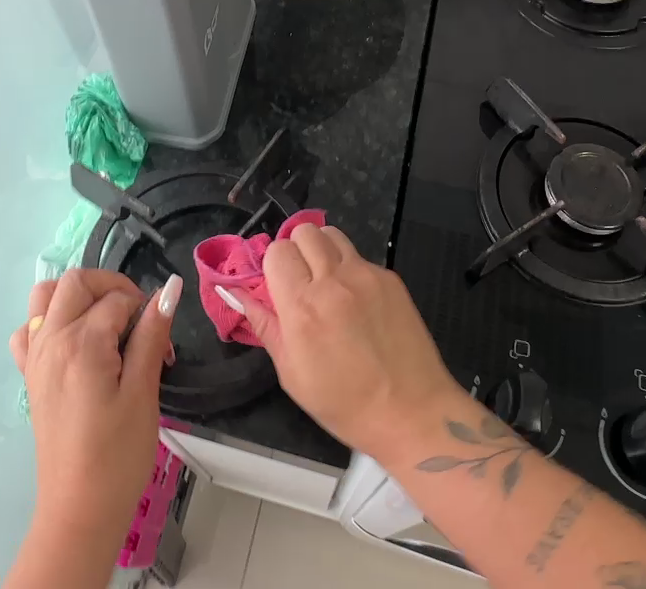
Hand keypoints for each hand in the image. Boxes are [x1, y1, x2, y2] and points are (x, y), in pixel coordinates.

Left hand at [10, 269, 181, 535]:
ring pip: (46, 295)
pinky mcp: (30, 375)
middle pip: (77, 282)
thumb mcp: (144, 390)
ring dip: (77, 296)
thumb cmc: (118, 453)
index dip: (148, 311)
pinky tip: (74, 342)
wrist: (80, 508)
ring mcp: (35, 357)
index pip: (119, 298)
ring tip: (106, 323)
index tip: (163, 344)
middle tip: (139, 320)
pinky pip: (29, 329)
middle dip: (113, 288)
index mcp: (81, 343)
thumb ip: (152, 333)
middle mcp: (50, 340)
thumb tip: (170, 288)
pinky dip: (50, 321)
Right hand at [233, 222, 462, 460]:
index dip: (273, 267)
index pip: (277, 251)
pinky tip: (356, 302)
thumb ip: (263, 324)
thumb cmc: (344, 403)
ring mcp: (366, 275)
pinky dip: (349, 269)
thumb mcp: (290, 372)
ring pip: (332, 234)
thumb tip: (235, 294)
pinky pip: (359, 257)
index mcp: (302, 307)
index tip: (277, 288)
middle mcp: (334, 281)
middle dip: (295, 251)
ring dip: (322, 250)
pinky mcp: (391, 278)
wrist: (411, 412)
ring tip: (326, 283)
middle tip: (300, 281)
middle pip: (304, 232)